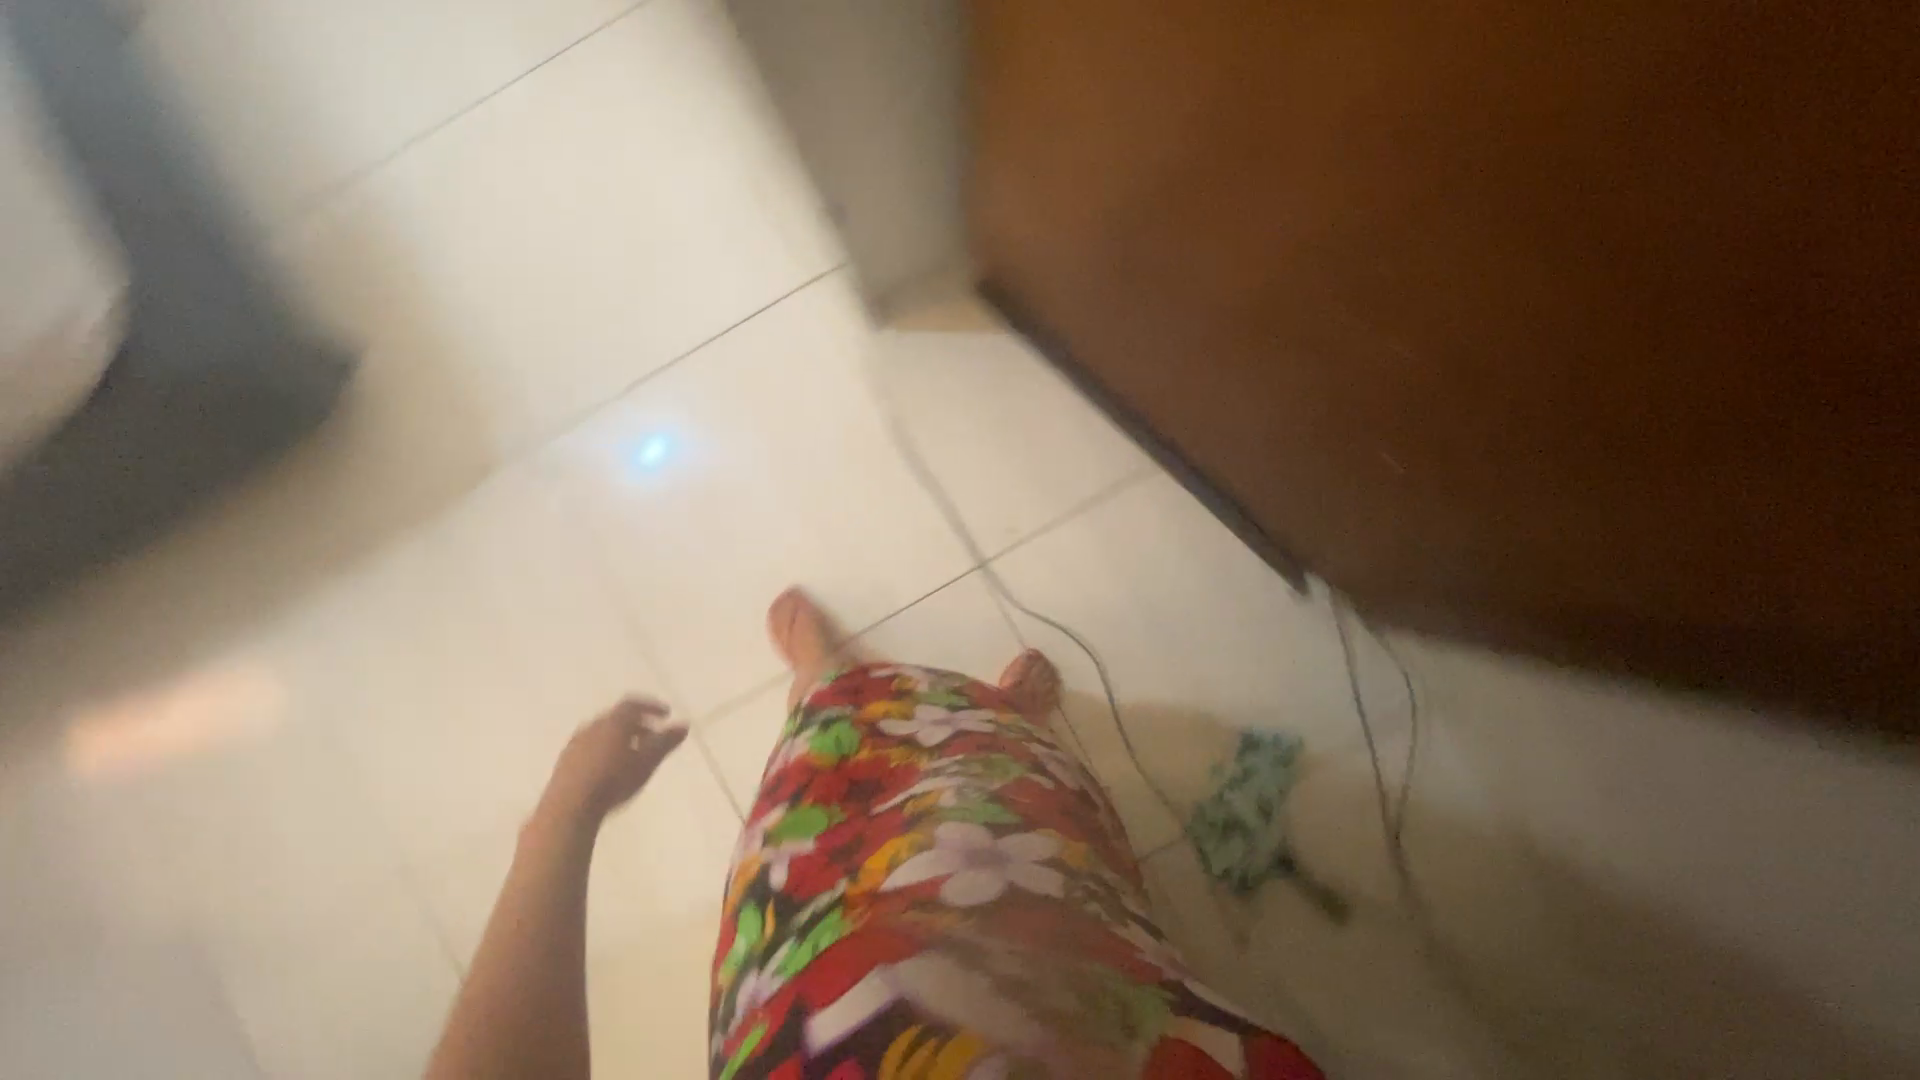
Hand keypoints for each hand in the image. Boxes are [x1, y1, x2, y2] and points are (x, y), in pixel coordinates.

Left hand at [535, 697, 687, 829]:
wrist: (569, 809)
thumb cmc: (613, 782)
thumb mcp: (646, 763)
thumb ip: (665, 742)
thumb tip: (684, 724)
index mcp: (613, 722)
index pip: (633, 704)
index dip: (652, 707)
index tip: (666, 715)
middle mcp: (593, 726)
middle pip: (618, 718)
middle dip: (637, 724)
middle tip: (651, 737)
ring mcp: (575, 743)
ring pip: (602, 732)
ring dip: (620, 738)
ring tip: (632, 755)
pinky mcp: (564, 761)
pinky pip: (590, 746)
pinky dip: (605, 749)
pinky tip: (610, 768)